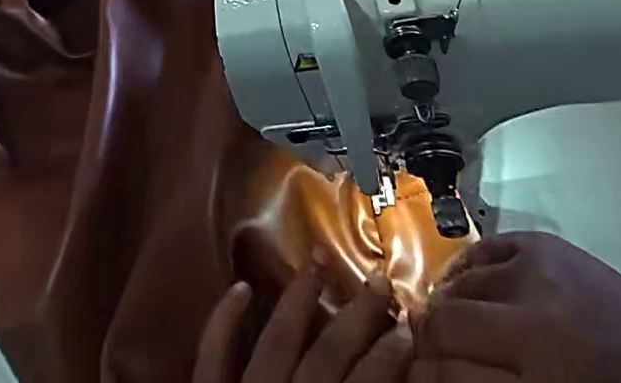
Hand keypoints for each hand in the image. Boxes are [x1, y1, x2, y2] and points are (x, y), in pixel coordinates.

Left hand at [194, 256, 412, 382]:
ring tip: (318, 259)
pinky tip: (241, 286)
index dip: (390, 360)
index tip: (410, 332)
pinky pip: (211, 355)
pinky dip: (223, 321)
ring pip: (277, 340)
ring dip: (300, 298)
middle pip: (327, 356)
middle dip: (357, 318)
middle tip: (382, 281)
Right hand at [412, 232, 620, 382]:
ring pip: (457, 283)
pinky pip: (481, 250)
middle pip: (446, 323)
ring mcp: (542, 276)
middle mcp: (540, 326)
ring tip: (453, 324)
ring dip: (447, 305)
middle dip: (428, 342)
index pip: (449, 374)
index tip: (414, 376)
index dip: (422, 377)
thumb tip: (432, 375)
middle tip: (427, 353)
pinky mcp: (547, 245)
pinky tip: (469, 288)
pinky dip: (467, 270)